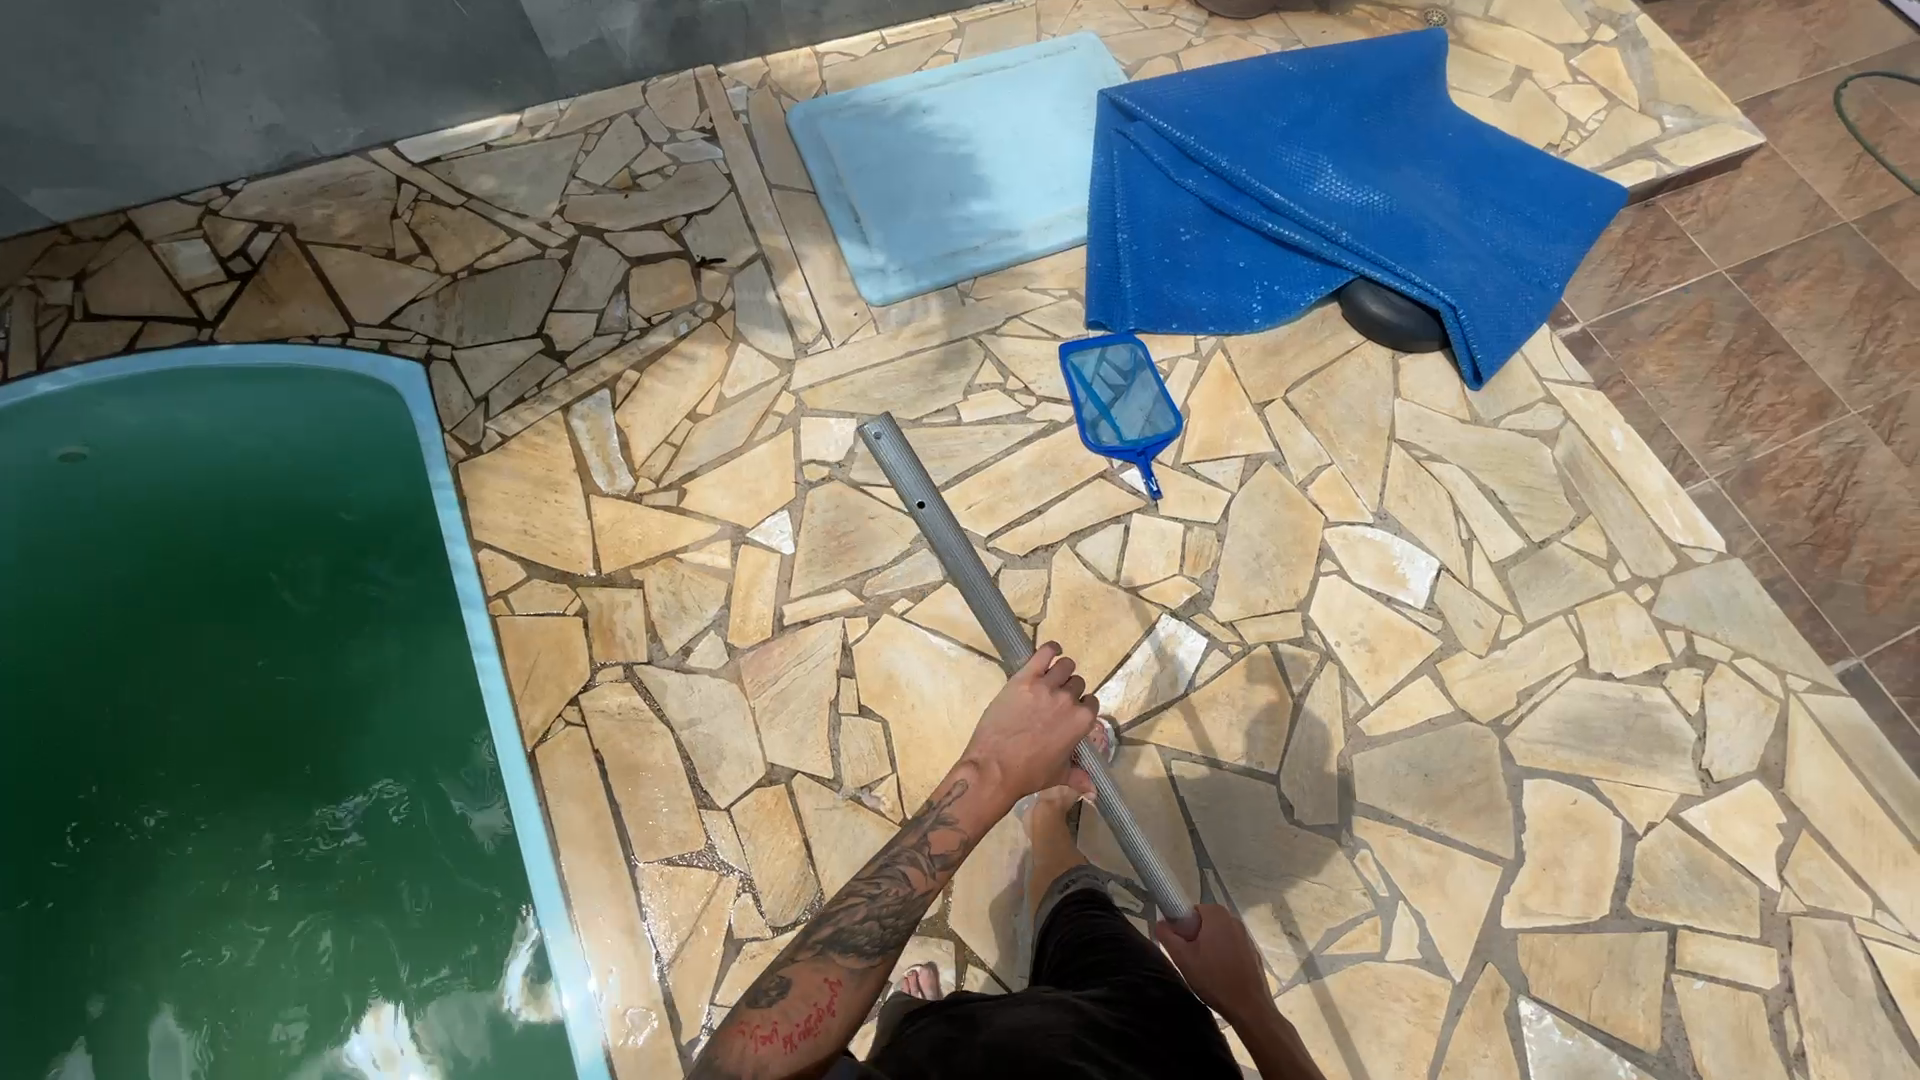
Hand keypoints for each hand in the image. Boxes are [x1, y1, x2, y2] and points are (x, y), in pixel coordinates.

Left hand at [959, 642, 1098, 811]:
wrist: (995, 767)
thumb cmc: (1028, 773)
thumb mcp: (1058, 775)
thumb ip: (1079, 777)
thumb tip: (1094, 791)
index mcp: (1081, 721)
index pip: (1091, 702)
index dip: (1080, 706)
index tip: (1069, 710)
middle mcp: (1068, 700)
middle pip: (1077, 682)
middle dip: (1069, 689)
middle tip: (1054, 698)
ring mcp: (1046, 687)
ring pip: (1064, 666)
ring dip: (1060, 670)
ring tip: (1051, 676)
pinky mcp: (1024, 678)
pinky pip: (1044, 653)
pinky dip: (1051, 649)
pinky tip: (1052, 651)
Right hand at [1155, 904, 1272, 1024]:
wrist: (1251, 1010)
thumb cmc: (1214, 980)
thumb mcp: (1182, 958)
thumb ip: (1166, 936)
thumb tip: (1160, 922)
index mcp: (1217, 914)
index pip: (1192, 911)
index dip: (1184, 928)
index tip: (1184, 947)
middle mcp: (1234, 919)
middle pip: (1206, 922)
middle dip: (1197, 938)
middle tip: (1192, 959)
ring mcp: (1246, 936)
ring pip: (1219, 935)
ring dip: (1211, 947)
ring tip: (1207, 970)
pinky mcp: (1254, 952)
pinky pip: (1232, 947)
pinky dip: (1225, 956)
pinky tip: (1223, 976)